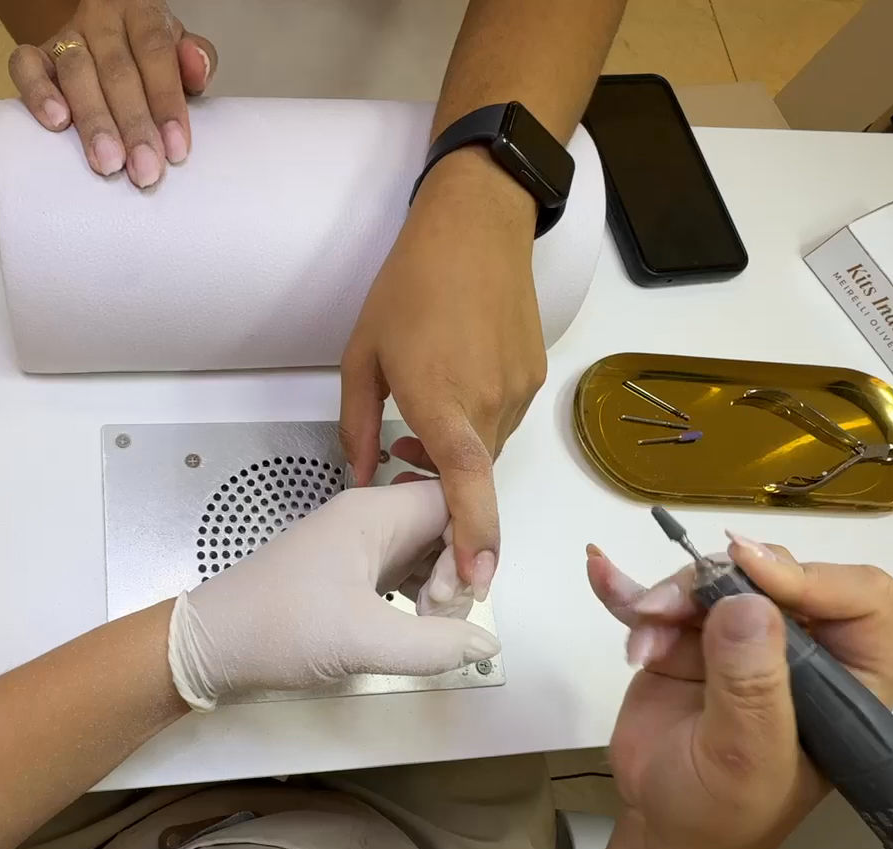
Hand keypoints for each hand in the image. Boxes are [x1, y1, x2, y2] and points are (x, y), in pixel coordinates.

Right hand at [8, 0, 215, 187]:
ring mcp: (65, 38)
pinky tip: (56, 123)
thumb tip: (197, 69)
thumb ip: (195, 63)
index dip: (166, 102)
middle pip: (117, 71)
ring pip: (76, 73)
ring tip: (107, 164)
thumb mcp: (177, 58)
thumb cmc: (147, 64)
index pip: (155, 52)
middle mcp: (101, 21)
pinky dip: (38, 93)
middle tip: (144, 170)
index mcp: (141, 13)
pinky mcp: (34, 58)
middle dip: (133, 125)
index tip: (176, 149)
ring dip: (93, 121)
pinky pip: (25, 67)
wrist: (103, 47)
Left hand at [167, 482, 500, 709]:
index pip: (451, 500)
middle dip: (452, 573)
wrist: (212, 644)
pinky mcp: (343, 573)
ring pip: (422, 553)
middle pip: (441, 528)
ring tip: (419, 628)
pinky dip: (412, 599)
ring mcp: (352, 546)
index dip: (470, 545)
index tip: (455, 598)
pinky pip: (398, 572)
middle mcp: (365, 520)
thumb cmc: (281, 629)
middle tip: (431, 618)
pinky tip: (404, 629)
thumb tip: (488, 641)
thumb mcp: (363, 640)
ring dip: (434, 590)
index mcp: (371, 514)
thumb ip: (435, 645)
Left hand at [339, 150, 544, 600]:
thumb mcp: (361, 358)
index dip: (472, 538)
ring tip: (417, 428)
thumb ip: (357, 428)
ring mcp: (520, 391)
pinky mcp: (535, 376)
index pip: (467, 485)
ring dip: (456, 456)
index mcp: (442, 402)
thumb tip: (361, 478)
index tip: (475, 582)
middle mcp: (491, 405)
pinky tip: (448, 400)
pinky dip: (475, 430)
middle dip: (444, 494)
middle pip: (473, 478)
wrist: (476, 223)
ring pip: (488, 452)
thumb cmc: (407, 287)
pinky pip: (503, 423)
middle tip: (401, 468)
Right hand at [584, 533, 892, 848]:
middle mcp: (796, 650)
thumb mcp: (745, 757)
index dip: (807, 576)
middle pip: (765, 579)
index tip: (745, 570)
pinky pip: (654, 604)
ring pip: (704, 585)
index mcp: (846, 678)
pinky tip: (599, 571)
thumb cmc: (723, 808)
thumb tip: (746, 604)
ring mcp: (732, 644)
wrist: (664, 824)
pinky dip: (624, 589)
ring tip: (637, 648)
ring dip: (661, 602)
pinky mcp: (680, 645)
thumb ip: (750, 687)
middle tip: (660, 613)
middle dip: (709, 586)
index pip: (855, 599)